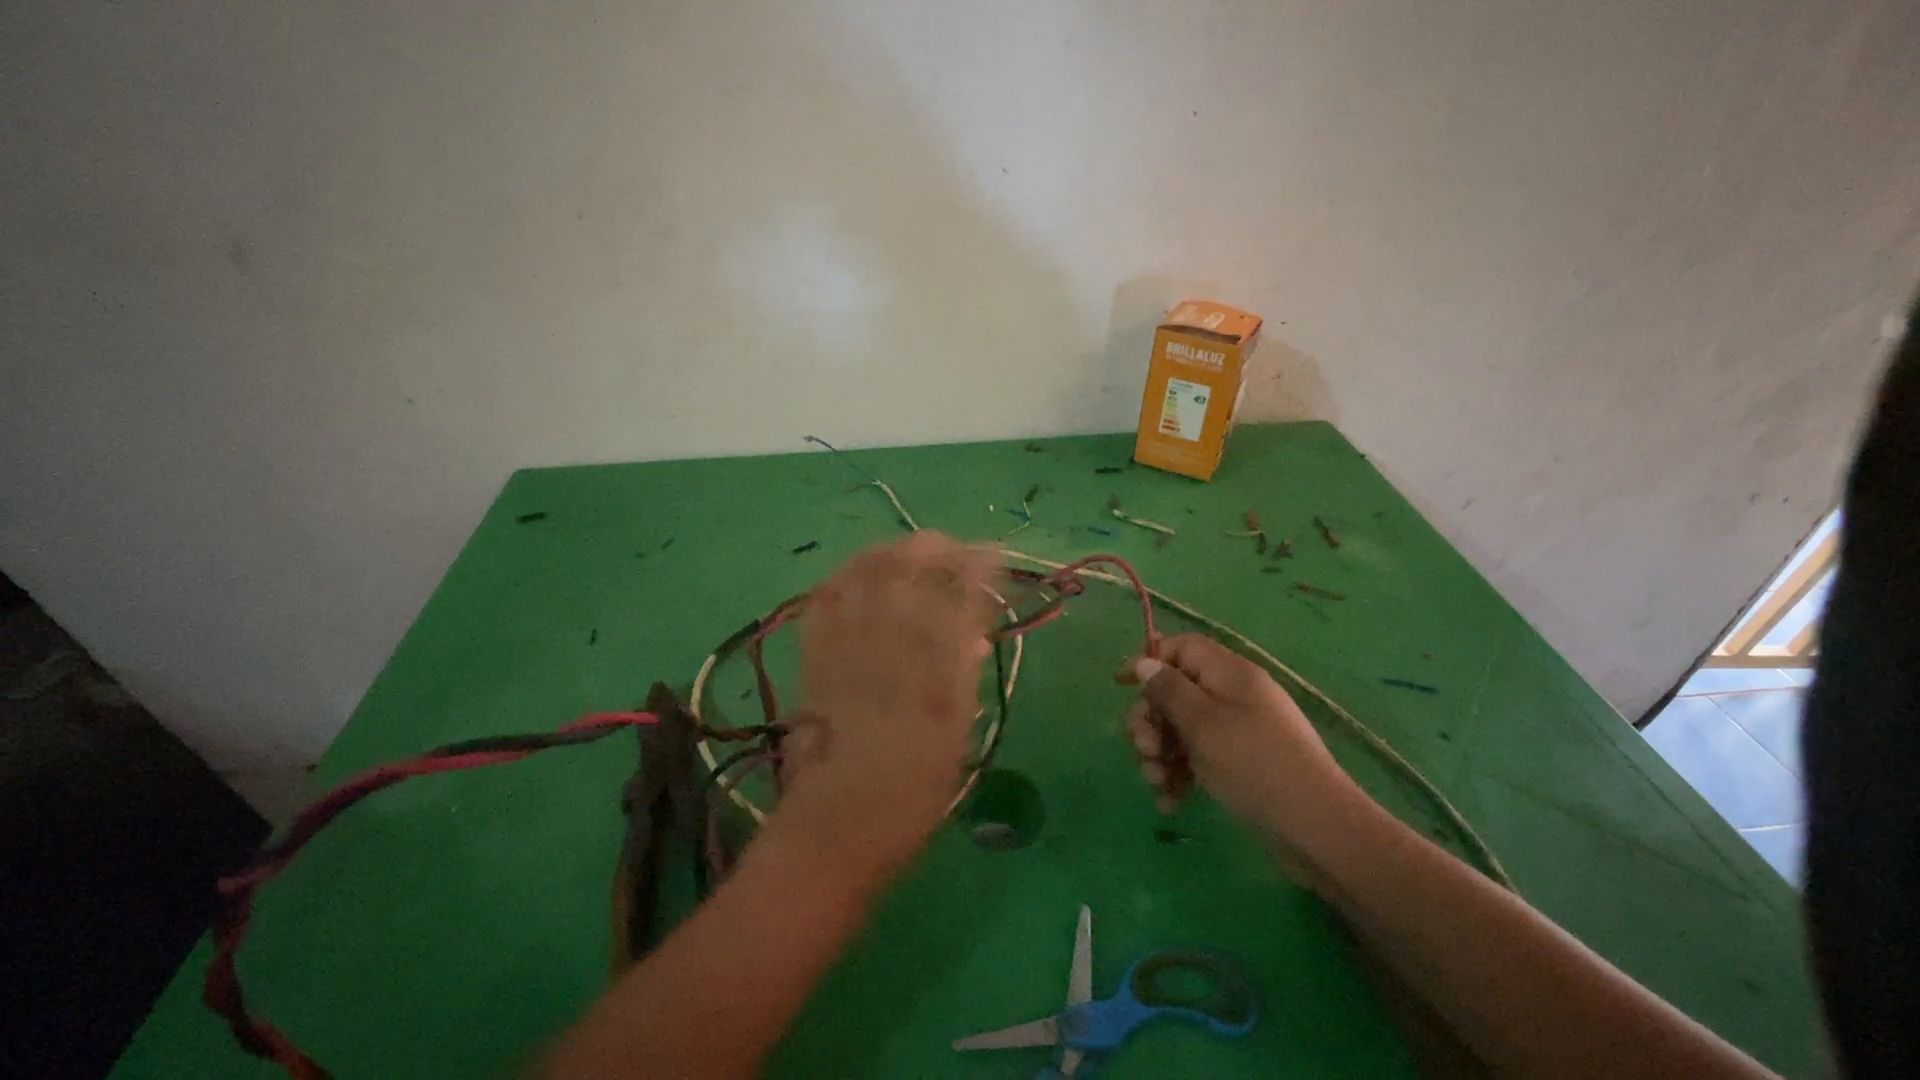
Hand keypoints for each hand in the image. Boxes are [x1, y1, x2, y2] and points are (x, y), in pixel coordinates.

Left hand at [776, 532, 1000, 871]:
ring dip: (887, 555)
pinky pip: (822, 606)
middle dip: (931, 551)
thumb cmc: (908, 799)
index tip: (991, 554)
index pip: (958, 604)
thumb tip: (969, 638)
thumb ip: (960, 685)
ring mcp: (846, 653)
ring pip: (863, 583)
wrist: (835, 828)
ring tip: (907, 548)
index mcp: (933, 675)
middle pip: (908, 580)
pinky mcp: (812, 663)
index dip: (975, 572)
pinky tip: (854, 572)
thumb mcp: (953, 745)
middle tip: (950, 545)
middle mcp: (889, 654)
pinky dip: (840, 580)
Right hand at [1121, 634, 1365, 887]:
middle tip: (1145, 749)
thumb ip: (1168, 690)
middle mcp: (1233, 696)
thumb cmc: (1253, 764)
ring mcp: (1237, 732)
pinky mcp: (1239, 765)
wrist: (1313, 826)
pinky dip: (1180, 776)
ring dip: (1160, 754)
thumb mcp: (1203, 723)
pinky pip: (1197, 759)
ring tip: (1157, 783)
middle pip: (1175, 692)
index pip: (1182, 647)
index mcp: (1229, 673)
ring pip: (1181, 730)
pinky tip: (1170, 803)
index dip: (1149, 660)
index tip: (1121, 687)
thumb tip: (1145, 663)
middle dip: (1150, 720)